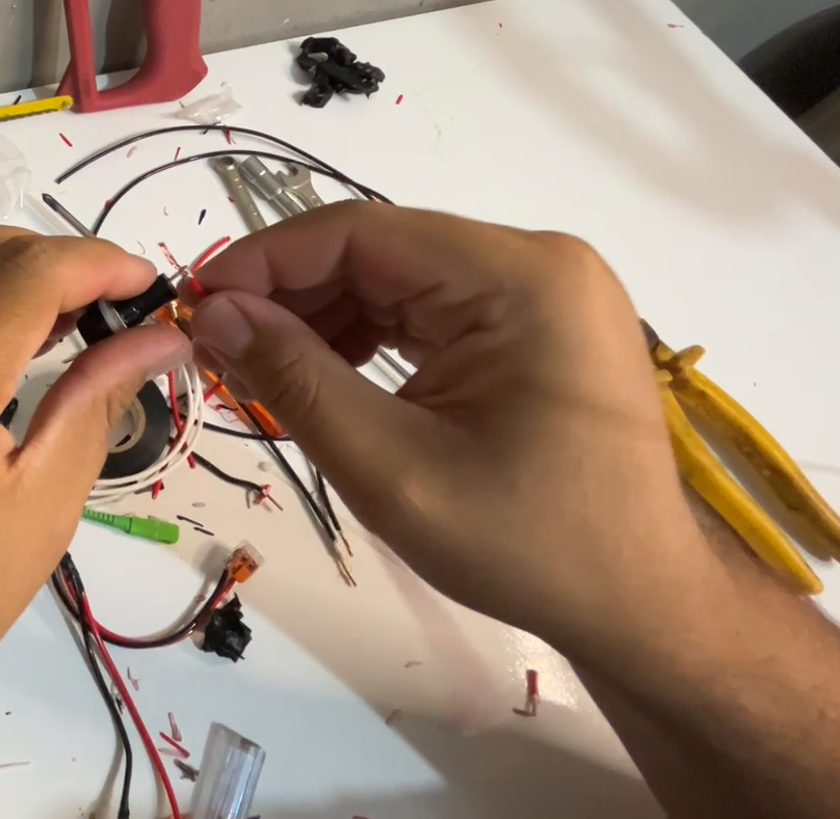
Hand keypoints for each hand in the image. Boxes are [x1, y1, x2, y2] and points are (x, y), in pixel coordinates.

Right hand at [187, 203, 719, 652]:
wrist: (642, 607)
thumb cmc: (527, 544)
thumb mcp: (389, 466)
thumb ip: (294, 378)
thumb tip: (212, 313)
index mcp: (518, 278)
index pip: (359, 232)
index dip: (264, 259)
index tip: (196, 301)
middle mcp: (529, 263)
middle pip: (369, 250)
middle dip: (282, 294)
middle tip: (214, 344)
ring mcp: (528, 291)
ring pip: (382, 277)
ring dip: (310, 317)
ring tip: (254, 367)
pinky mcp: (518, 323)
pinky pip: (410, 307)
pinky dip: (350, 336)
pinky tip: (314, 374)